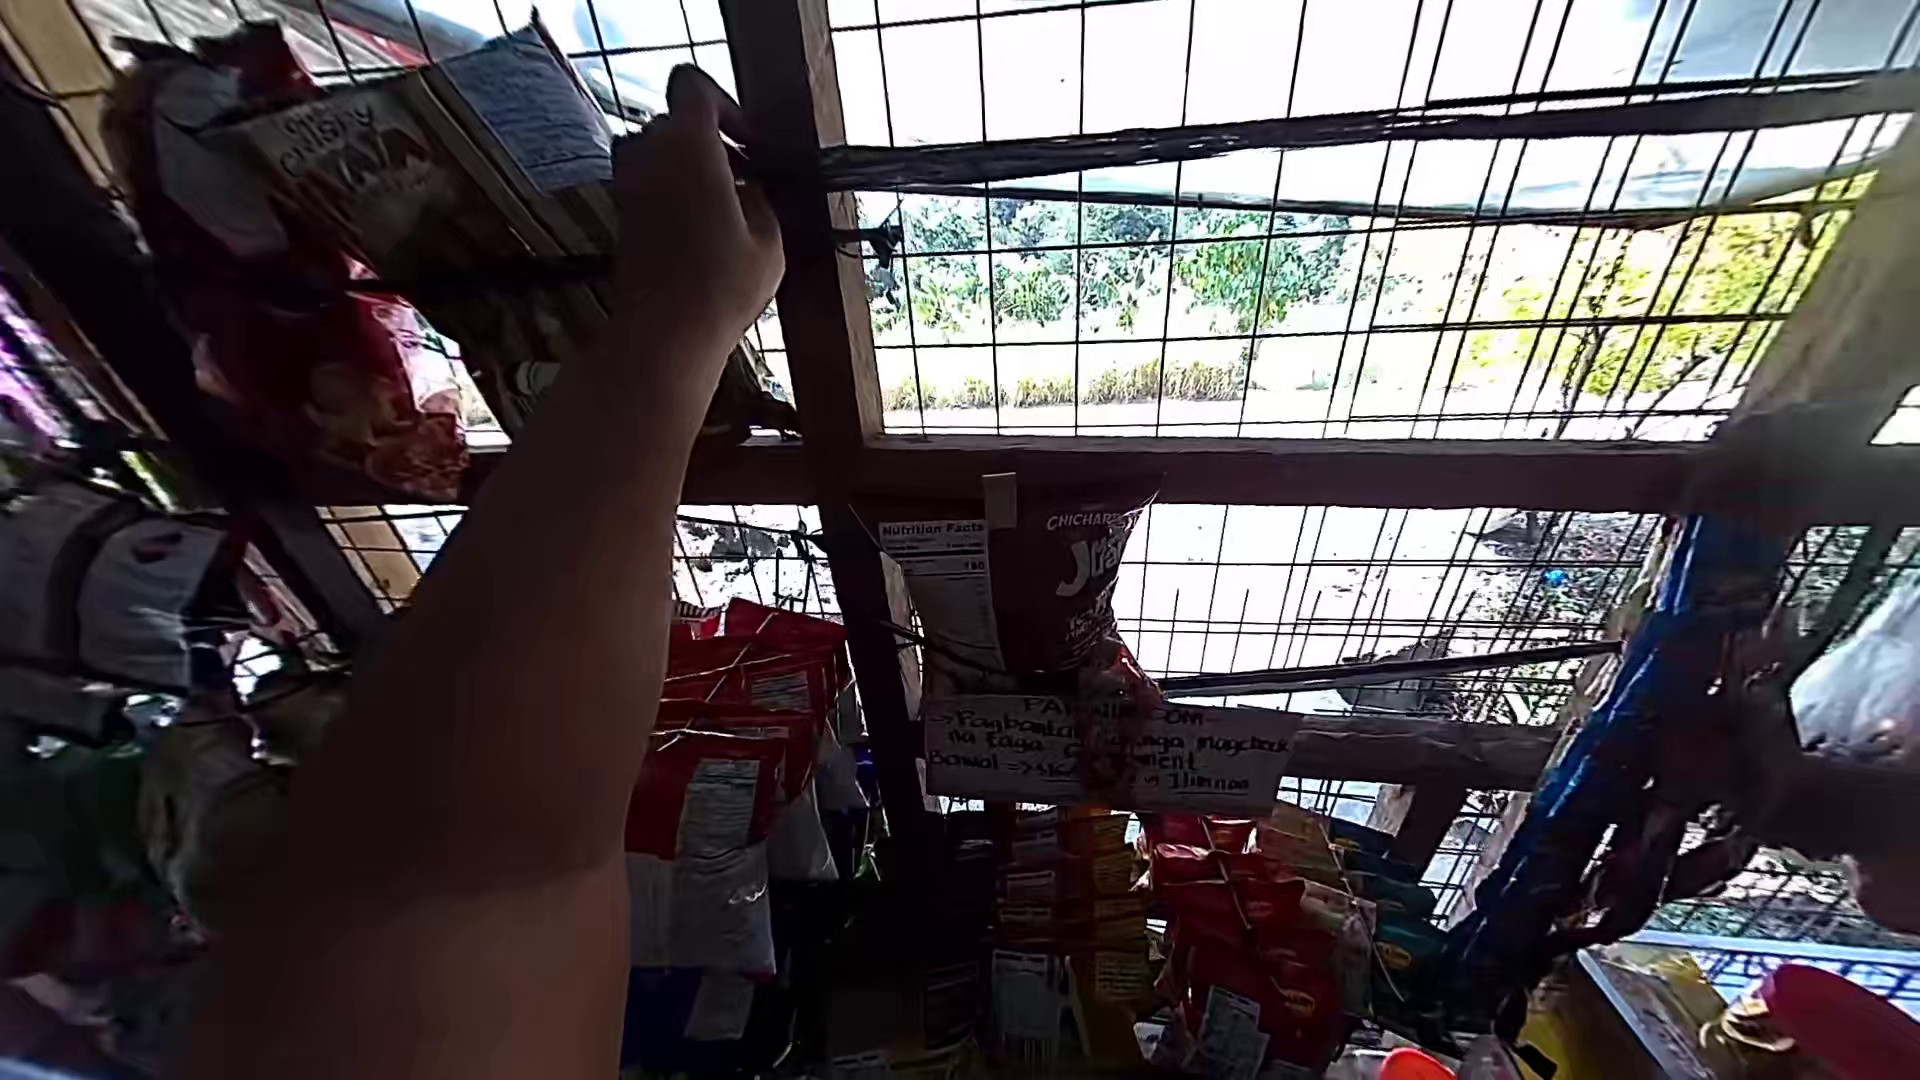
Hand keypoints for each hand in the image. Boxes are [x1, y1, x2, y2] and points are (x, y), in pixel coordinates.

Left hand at [606, 66, 782, 386]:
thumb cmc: (723, 286)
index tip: (751, 145)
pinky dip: (677, 195)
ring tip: (726, 211)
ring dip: (695, 172)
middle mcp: (650, 151)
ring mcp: (630, 182)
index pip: (695, 86)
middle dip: (715, 146)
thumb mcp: (769, 244)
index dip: (728, 107)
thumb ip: (761, 203)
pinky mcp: (624, 213)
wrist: (668, 329)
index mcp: (690, 145)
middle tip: (747, 185)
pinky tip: (704, 233)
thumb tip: (750, 191)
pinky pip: (653, 184)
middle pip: (680, 124)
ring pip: (664, 154)